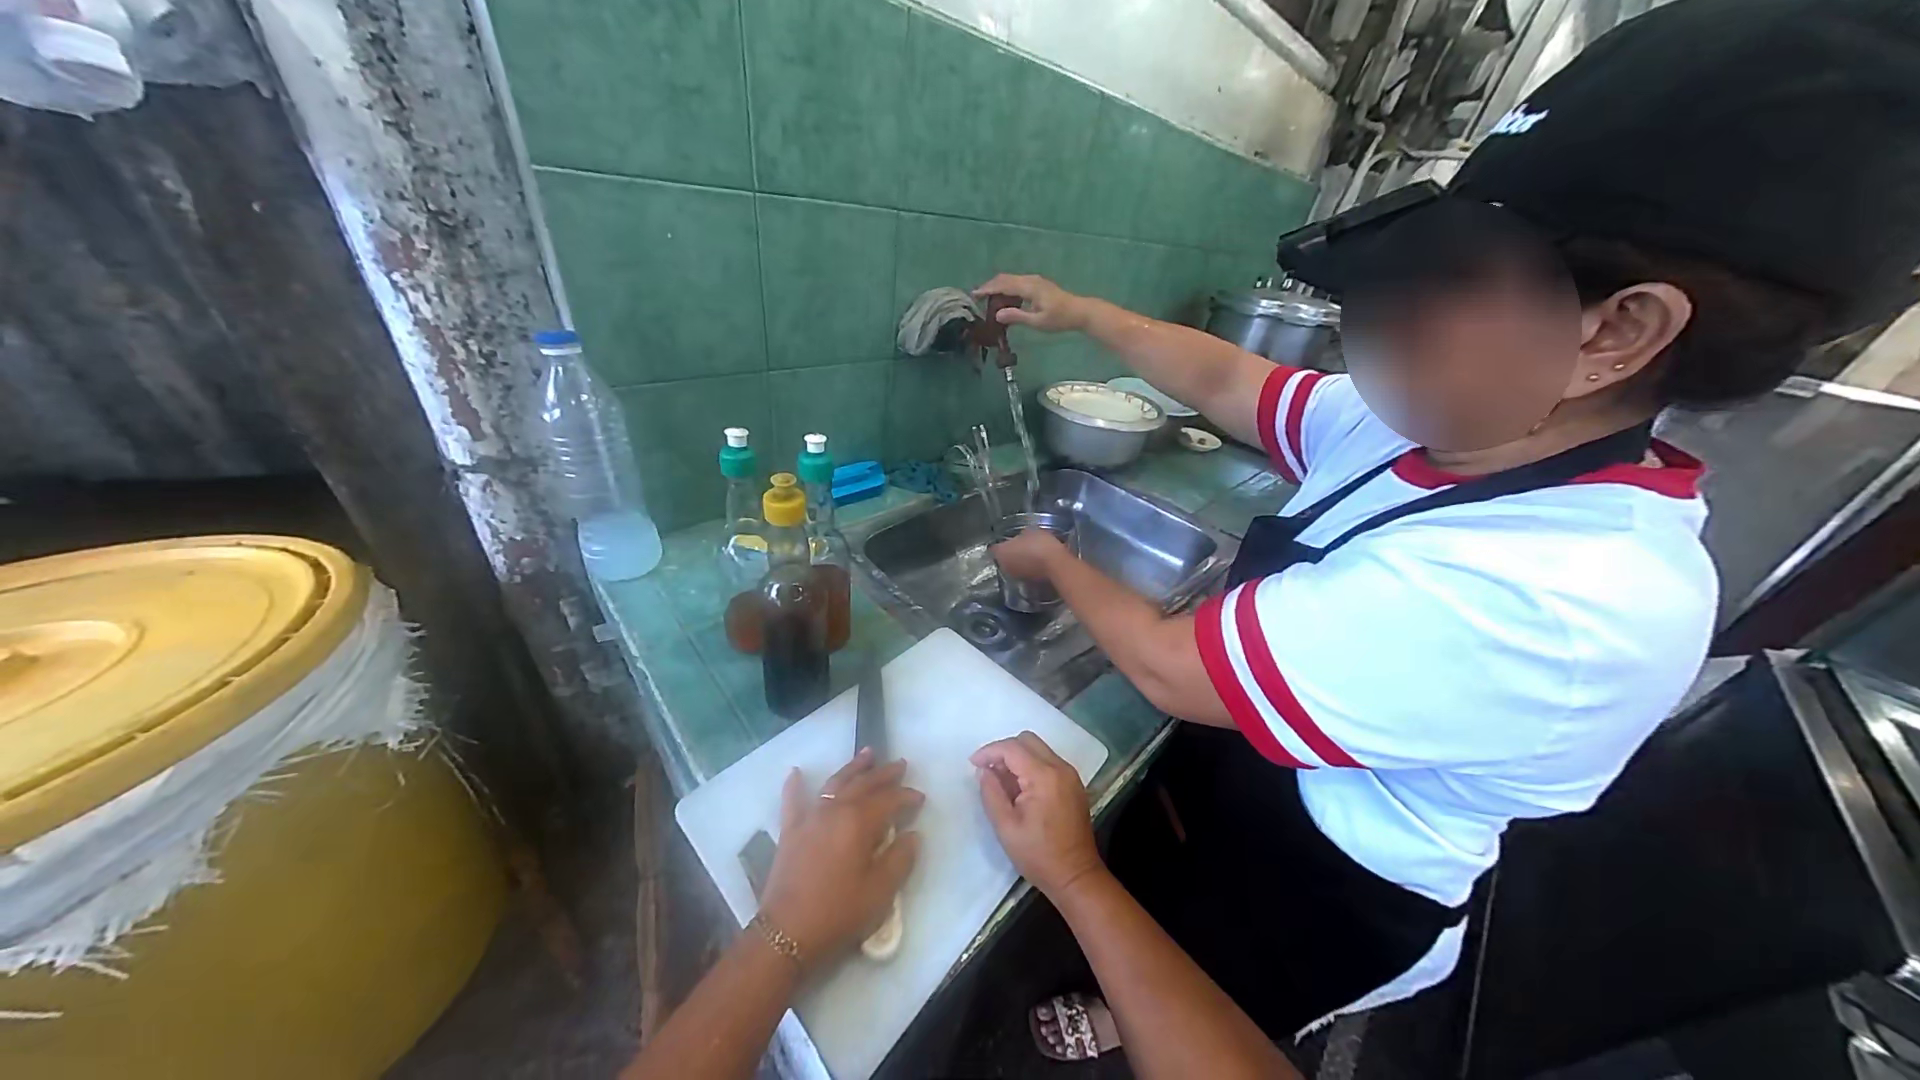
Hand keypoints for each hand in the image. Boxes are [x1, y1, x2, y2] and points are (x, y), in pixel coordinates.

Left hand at [760, 749, 923, 972]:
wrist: (786, 933)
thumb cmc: (839, 912)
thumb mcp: (880, 891)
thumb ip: (900, 858)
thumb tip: (912, 835)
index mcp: (859, 822)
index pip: (889, 800)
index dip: (906, 796)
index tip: (920, 798)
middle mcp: (835, 810)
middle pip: (863, 784)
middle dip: (884, 773)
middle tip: (900, 764)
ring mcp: (809, 817)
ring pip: (835, 783)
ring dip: (852, 768)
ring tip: (867, 754)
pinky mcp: (790, 831)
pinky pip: (793, 801)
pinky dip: (795, 785)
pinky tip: (796, 772)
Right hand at [972, 274, 1089, 332]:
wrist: (1079, 311)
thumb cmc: (1059, 319)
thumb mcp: (1037, 321)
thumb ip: (1017, 317)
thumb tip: (997, 315)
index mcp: (1029, 287)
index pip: (1003, 285)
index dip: (988, 289)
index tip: (975, 295)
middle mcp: (1030, 280)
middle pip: (1005, 279)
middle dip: (990, 286)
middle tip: (977, 297)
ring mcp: (1034, 280)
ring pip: (1011, 279)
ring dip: (998, 287)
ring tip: (988, 299)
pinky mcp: (1037, 284)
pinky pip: (1017, 282)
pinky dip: (1006, 288)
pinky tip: (1004, 299)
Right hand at [972, 733, 1103, 898]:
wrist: (1076, 876)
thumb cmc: (1038, 855)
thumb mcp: (1006, 827)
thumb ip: (991, 793)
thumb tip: (984, 771)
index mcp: (1044, 776)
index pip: (1012, 748)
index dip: (989, 752)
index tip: (973, 764)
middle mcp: (1060, 768)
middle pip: (1027, 741)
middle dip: (1004, 751)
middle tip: (988, 772)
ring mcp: (1070, 775)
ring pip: (1039, 749)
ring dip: (1018, 758)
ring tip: (1003, 782)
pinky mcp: (1074, 784)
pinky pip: (1048, 762)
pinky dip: (1031, 766)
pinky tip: (1021, 789)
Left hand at [991, 528, 1067, 581]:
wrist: (1056, 565)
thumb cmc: (1039, 544)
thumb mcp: (1030, 531)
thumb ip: (1021, 535)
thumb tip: (1021, 537)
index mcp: (1000, 553)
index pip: (994, 547)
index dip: (1001, 542)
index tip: (1008, 538)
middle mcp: (1003, 567)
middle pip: (1003, 559)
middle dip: (1009, 553)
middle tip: (1020, 545)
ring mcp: (1015, 577)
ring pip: (1013, 567)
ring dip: (1019, 562)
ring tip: (1030, 553)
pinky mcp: (1027, 583)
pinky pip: (1024, 572)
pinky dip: (1028, 568)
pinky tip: (1037, 562)